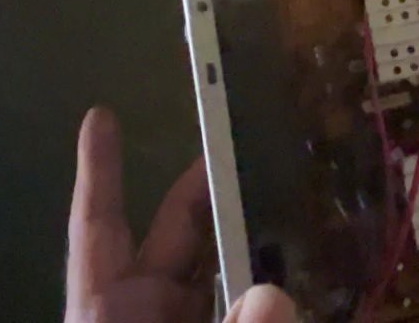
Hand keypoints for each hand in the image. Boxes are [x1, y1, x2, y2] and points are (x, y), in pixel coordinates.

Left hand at [65, 108, 298, 322]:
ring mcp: (188, 319)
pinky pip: (253, 300)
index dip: (100, 170)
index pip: (101, 224)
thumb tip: (275, 295)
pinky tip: (318, 253)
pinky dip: (276, 279)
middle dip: (213, 179)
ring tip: (300, 184)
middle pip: (181, 229)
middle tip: (250, 129)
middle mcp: (150, 307)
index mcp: (113, 307)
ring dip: (256, 229)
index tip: (99, 115)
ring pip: (224, 261)